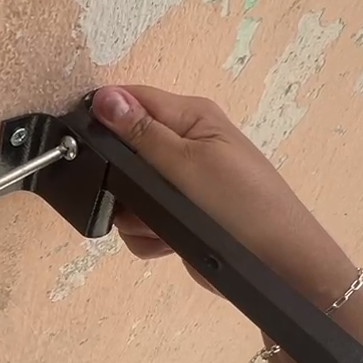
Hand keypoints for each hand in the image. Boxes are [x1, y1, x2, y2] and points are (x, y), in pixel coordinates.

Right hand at [91, 85, 358, 305]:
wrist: (274, 266)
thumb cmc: (241, 206)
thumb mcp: (185, 163)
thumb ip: (140, 132)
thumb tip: (104, 97)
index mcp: (190, 118)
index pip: (132, 100)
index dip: (105, 117)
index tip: (87, 143)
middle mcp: (183, 145)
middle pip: (123, 151)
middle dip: (119, 179)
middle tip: (133, 195)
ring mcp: (179, 183)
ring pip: (127, 192)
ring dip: (133, 214)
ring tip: (156, 223)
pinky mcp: (177, 214)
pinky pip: (140, 220)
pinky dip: (146, 234)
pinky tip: (165, 240)